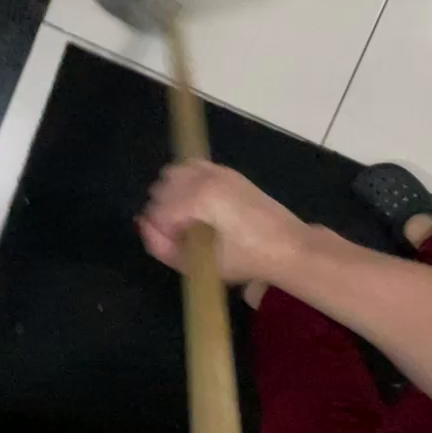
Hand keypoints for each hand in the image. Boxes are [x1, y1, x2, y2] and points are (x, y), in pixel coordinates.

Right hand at [138, 162, 310, 284]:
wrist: (287, 246)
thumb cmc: (246, 260)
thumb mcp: (200, 264)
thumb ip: (163, 247)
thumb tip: (143, 226)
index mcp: (198, 198)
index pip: (156, 211)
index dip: (161, 233)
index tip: (178, 247)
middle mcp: (205, 178)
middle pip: (161, 188)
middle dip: (164, 211)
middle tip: (183, 235)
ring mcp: (218, 171)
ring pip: (175, 174)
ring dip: (173, 194)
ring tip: (190, 220)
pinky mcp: (229, 172)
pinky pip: (194, 168)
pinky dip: (189, 183)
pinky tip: (201, 206)